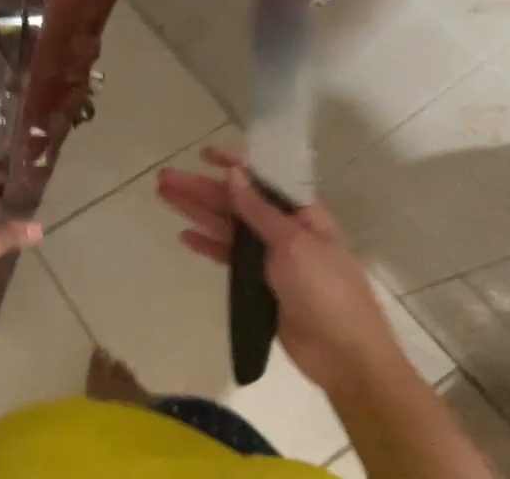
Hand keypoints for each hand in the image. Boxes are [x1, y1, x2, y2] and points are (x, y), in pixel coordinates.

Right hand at [157, 147, 404, 393]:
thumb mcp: (293, 244)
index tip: (204, 154)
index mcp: (302, 216)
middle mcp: (285, 231)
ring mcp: (271, 258)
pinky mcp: (260, 283)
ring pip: (227, 226)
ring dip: (197, 211)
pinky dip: (208, 244)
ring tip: (164, 197)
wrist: (345, 356)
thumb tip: (234, 172)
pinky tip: (185, 236)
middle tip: (165, 179)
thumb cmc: (327, 291)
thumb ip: (259, 209)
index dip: (234, 165)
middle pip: (236, 203)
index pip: (263, 180)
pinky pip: (227, 256)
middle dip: (202, 189)